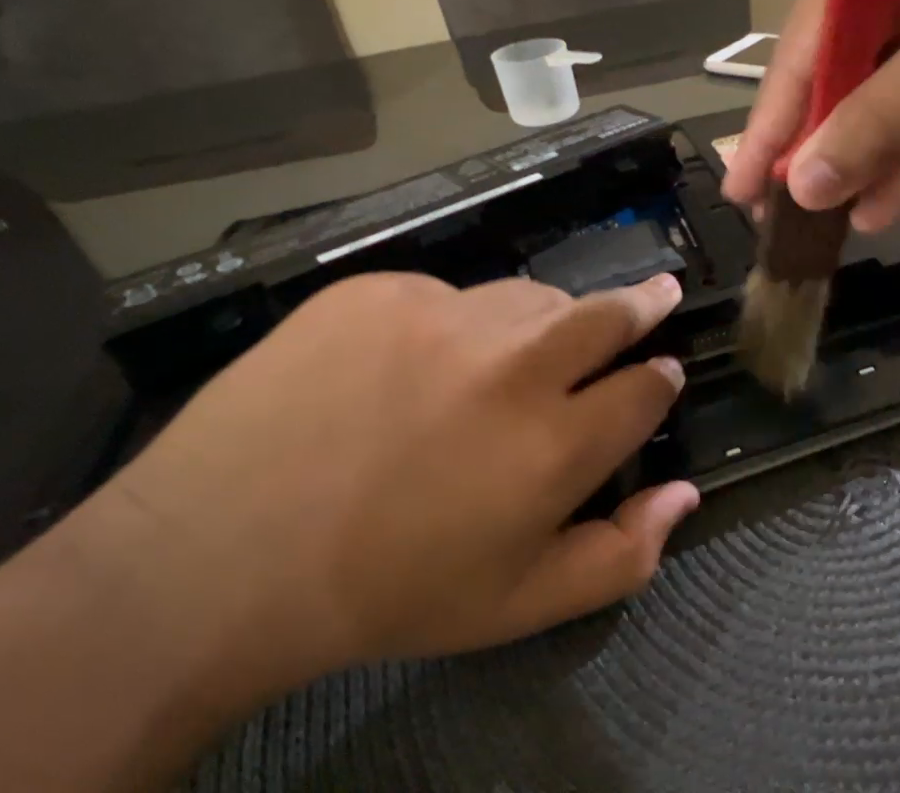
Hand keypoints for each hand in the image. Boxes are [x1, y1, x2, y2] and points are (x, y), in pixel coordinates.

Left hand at [90, 271, 697, 673]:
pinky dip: (454, 323)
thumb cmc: (386, 594)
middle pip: (608, 312)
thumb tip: (683, 494)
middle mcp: (513, 365)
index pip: (646, 386)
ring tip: (525, 349)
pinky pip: (445, 296)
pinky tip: (416, 365)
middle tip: (655, 296)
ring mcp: (442, 318)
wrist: (216, 561)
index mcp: (556, 444)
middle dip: (642, 304)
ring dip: (547, 319)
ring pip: (529, 297)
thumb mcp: (518, 606)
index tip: (658, 376)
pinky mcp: (376, 293)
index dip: (660, 379)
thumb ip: (621, 556)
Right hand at [721, 0, 899, 230]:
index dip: (770, 126)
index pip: (800, 48)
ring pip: (883, 88)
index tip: (743, 193)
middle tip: (784, 218)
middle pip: (836, 71)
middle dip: (817, 147)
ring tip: (847, 222)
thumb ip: (881, 121)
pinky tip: (895, 193)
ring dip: (868, 155)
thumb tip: (802, 186)